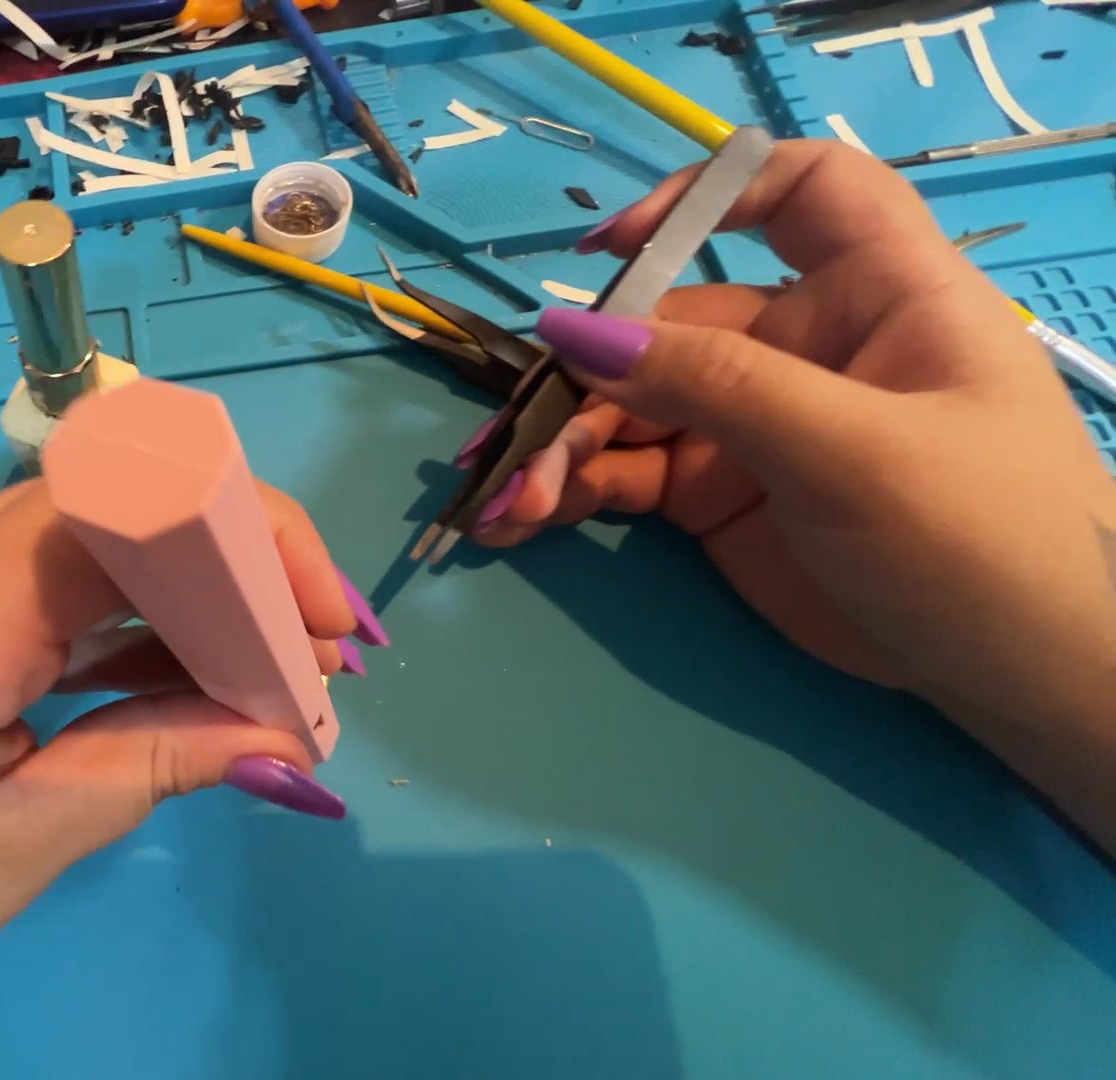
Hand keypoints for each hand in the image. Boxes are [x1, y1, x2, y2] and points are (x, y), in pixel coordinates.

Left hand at [0, 479, 371, 1077]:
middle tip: (310, 653)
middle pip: (111, 503)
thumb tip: (276, 734)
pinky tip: (163, 669)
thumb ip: (146, 768)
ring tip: (259, 669)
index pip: (125, 506)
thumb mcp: (2, 854)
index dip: (247, 540)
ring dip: (176, 590)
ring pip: (74, 536)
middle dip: (232, 563)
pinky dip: (111, 612)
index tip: (324, 622)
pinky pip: (26, 575)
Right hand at [476, 140, 1115, 849]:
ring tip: (504, 508)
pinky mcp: (698, 493)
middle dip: (571, 396)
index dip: (701, 199)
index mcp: (865, 298)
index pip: (798, 195)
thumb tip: (572, 332)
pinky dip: (558, 498)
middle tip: (508, 454)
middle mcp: (788, 350)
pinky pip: (609, 480)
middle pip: (654, 337)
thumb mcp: (848, 451)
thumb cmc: (980, 540)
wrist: (1008, 677)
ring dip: (549, 457)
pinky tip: (513, 523)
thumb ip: (712, 385)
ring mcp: (735, 425)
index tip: (602, 250)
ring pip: (615, 416)